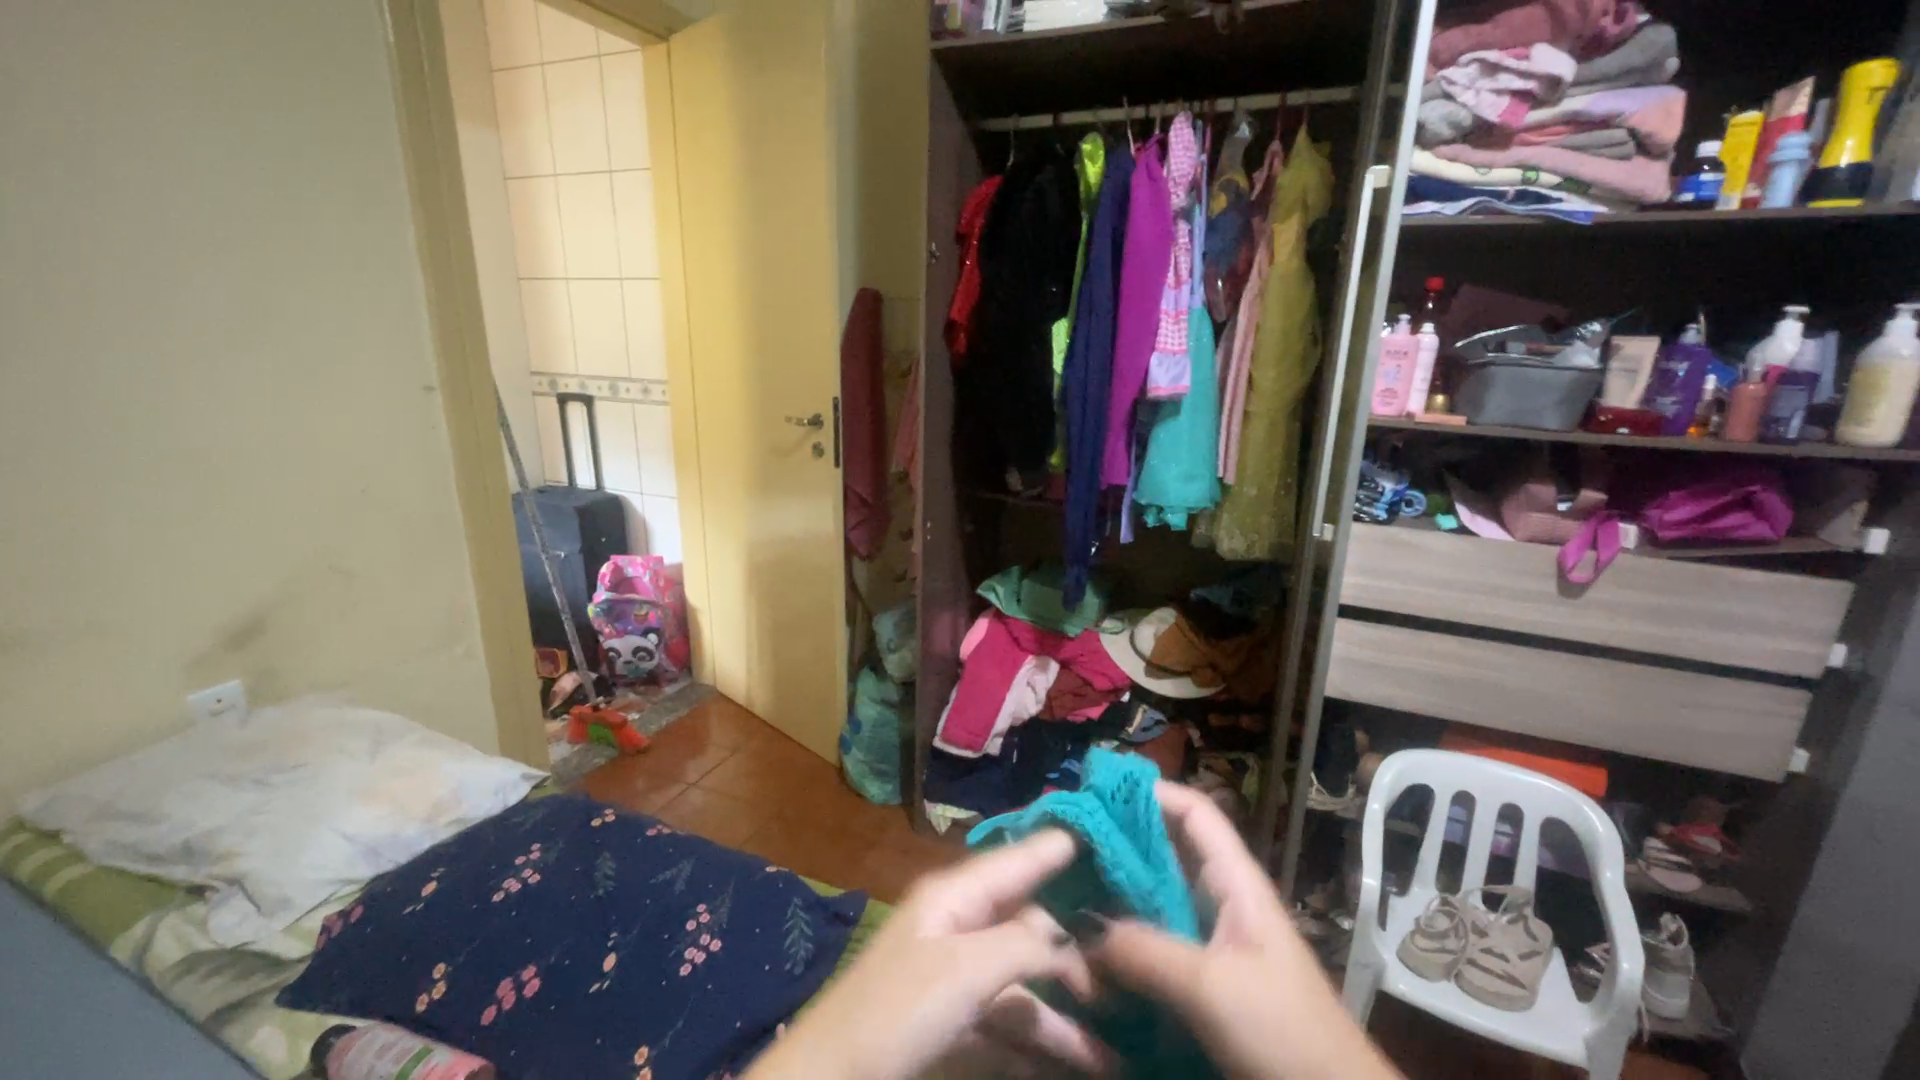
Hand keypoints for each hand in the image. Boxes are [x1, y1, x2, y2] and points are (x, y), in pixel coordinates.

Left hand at [745, 829, 1110, 1079]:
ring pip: (1024, 987)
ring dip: (1065, 1022)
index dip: (1059, 846)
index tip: (1108, 834)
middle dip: (1076, 959)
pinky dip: (1038, 1045)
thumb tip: (1074, 935)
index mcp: (955, 897)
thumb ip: (1024, 944)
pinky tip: (1074, 1066)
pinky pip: (1008, 1024)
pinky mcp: (952, 1021)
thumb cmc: (897, 1009)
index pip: (1018, 859)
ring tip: (1113, 1059)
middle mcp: (959, 927)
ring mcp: (955, 977)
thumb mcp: (965, 968)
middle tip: (1128, 985)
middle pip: (1030, 930)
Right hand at [1085, 782, 1401, 1079]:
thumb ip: (1144, 951)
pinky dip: (1118, 946)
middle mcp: (1220, 903)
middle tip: (1060, 847)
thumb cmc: (1285, 1032)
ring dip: (1111, 899)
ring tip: (1060, 893)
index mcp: (1236, 882)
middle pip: (1164, 854)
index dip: (1150, 792)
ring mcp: (1210, 945)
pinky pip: (1149, 950)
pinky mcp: (1199, 986)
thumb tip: (1080, 930)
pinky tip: (1083, 953)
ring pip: (1151, 903)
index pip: (1194, 812)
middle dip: (1116, 845)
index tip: (1094, 792)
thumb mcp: (1212, 986)